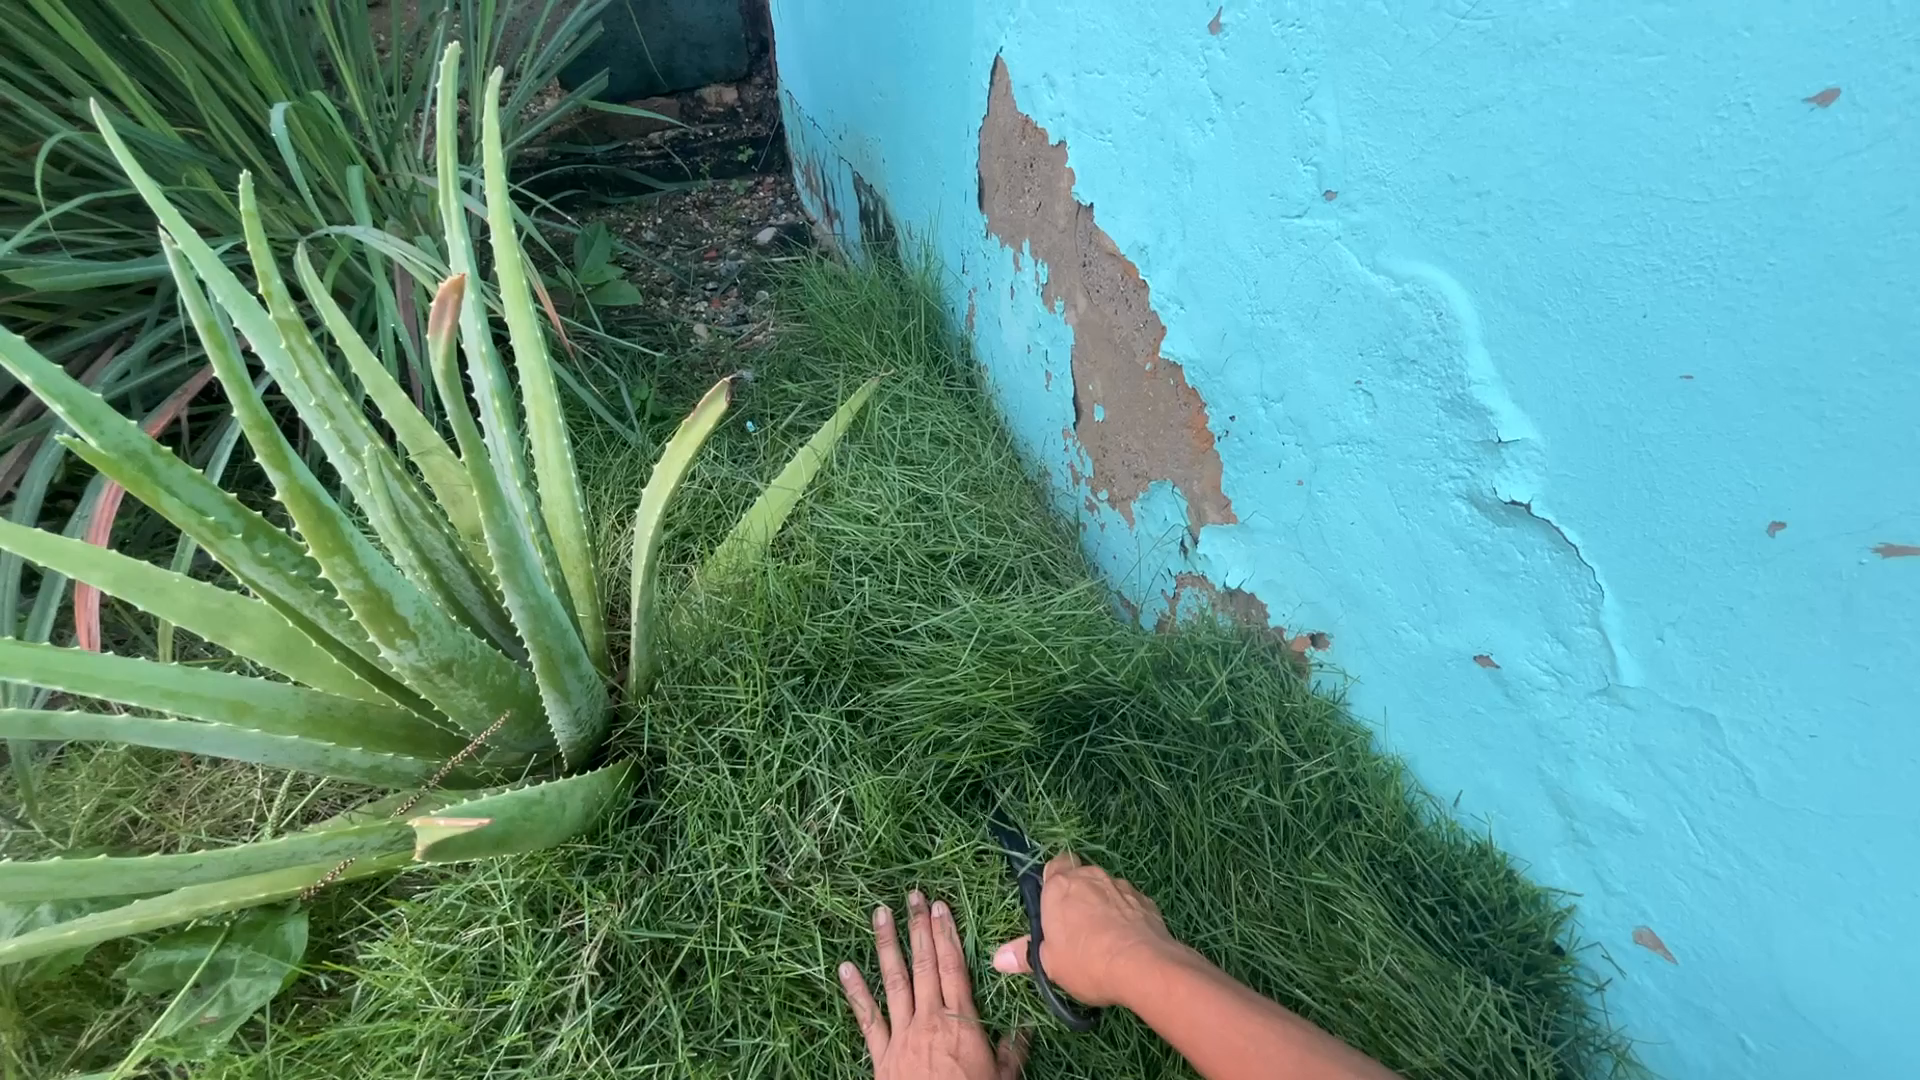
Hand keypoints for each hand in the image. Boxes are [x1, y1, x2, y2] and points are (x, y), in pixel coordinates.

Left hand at [839, 890, 1028, 1079]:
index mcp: (961, 1021)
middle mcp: (930, 1019)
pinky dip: (855, 992)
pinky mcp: (881, 1056)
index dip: (946, 934)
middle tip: (913, 896)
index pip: (953, 966)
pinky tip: (845, 968)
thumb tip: (1025, 1026)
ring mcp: (902, 1035)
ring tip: (880, 913)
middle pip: (924, 964)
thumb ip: (1011, 1052)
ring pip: (895, 981)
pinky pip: (867, 1019)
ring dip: (887, 944)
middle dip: (919, 927)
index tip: (939, 906)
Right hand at [990, 851, 1182, 1006]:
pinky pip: (1129, 903)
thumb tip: (998, 959)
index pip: (1053, 865)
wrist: (1142, 966)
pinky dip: (1126, 915)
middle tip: (1076, 924)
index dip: (1053, 882)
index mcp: (1059, 886)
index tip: (1054, 906)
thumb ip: (1024, 955)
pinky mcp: (1144, 900)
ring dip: (1103, 903)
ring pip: (1106, 888)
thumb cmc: (1086, 961)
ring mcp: (1119, 885)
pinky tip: (1127, 940)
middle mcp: (1089, 876)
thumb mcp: (1049, 964)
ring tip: (1104, 936)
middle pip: (1080, 875)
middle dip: (1078, 893)